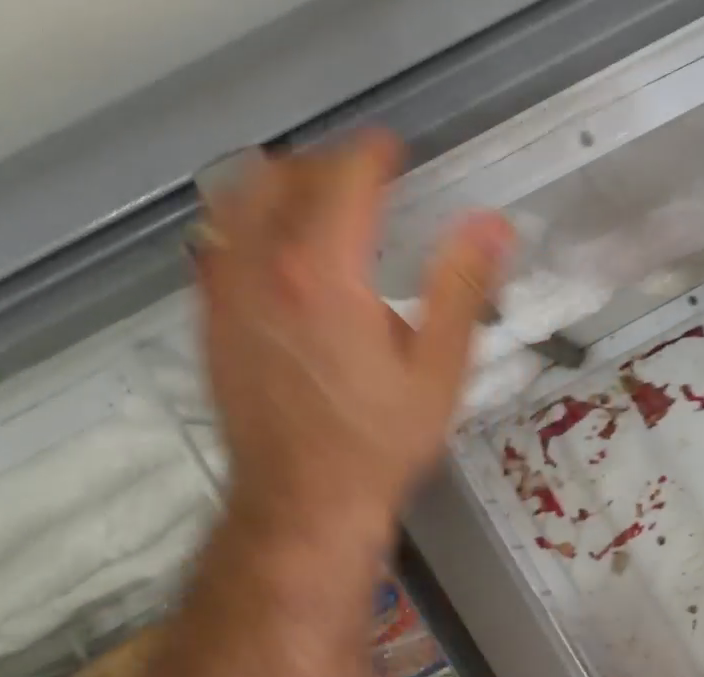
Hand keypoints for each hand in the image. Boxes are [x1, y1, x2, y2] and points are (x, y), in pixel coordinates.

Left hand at [193, 130, 514, 541]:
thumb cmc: (384, 440)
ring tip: (326, 204)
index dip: (373, 154)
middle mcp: (261, 266)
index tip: (398, 150)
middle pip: (283, 176)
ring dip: (283, 185)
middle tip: (372, 178)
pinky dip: (253, 221)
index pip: (343, 179)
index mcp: (324, 273)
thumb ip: (461, 288)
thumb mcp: (441, 369)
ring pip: (239, 199)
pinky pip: (220, 239)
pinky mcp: (210, 315)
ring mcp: (225, 289)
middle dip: (329, 164)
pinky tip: (286, 253)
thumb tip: (493, 225)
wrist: (305, 500)